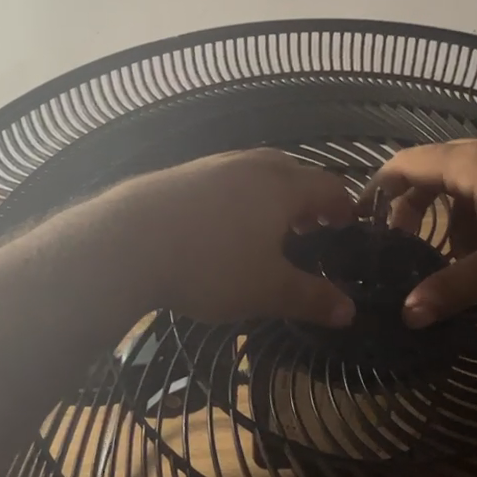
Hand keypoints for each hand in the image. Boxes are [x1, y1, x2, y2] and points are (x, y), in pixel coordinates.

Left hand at [103, 150, 358, 326]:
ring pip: (256, 174)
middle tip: (311, 232)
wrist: (126, 242)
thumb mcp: (267, 290)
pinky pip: (225, 181)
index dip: (344, 208)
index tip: (347, 229)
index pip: (329, 186)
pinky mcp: (181, 175)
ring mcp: (213, 165)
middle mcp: (252, 165)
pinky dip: (238, 200)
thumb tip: (349, 311)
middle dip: (308, 201)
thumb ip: (311, 297)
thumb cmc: (211, 265)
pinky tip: (222, 229)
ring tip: (267, 232)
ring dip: (272, 199)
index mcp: (283, 185)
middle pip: (294, 173)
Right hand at [365, 137, 476, 326]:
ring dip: (454, 216)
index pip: (406, 163)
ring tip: (459, 259)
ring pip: (470, 181)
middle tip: (404, 245)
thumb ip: (447, 289)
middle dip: (416, 207)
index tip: (361, 220)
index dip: (378, 189)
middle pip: (436, 170)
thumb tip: (406, 316)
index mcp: (472, 164)